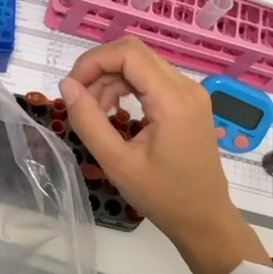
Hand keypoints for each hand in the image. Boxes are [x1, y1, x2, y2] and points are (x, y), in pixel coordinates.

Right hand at [59, 37, 271, 273]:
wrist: (205, 220)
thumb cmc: (163, 197)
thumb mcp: (117, 163)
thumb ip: (89, 121)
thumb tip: (67, 85)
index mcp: (173, 100)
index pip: (128, 54)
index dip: (93, 61)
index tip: (71, 87)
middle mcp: (186, 87)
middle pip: (134, 53)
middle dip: (99, 68)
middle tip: (80, 99)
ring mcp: (190, 93)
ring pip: (140, 63)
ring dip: (111, 78)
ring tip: (95, 112)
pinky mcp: (188, 101)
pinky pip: (151, 78)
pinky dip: (126, 86)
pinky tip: (114, 112)